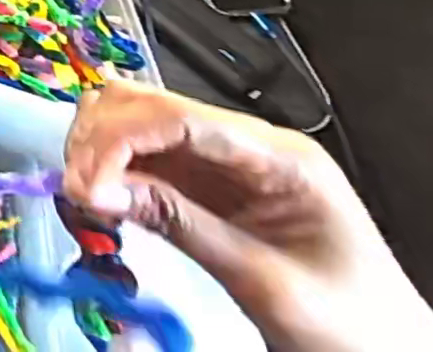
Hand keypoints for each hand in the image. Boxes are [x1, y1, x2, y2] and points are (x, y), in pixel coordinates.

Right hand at [64, 80, 432, 351]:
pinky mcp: (199, 175)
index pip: (174, 118)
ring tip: (83, 192)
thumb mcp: (270, 287)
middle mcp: (242, 139)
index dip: (117, 141)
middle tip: (76, 190)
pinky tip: (98, 192)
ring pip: (129, 116)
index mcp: (278, 156)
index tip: (82, 184)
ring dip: (95, 145)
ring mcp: (218, 154)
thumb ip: (181, 226)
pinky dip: (105, 164)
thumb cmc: (356, 335)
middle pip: (144, 103)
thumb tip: (94, 191)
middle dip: (98, 139)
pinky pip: (136, 150)